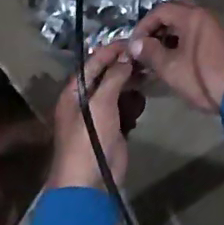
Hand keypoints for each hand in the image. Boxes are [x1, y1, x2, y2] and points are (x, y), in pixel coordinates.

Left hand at [47, 41, 144, 191]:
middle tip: (146, 56)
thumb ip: (114, 77)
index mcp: (74, 92)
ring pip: (118, 91)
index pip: (93, 63)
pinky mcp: (113, 128)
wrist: (88, 183)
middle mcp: (85, 100)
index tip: (133, 41)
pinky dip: (134, 101)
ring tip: (149, 73)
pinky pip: (125, 107)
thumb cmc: (88, 140)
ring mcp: (99, 115)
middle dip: (125, 65)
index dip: (111, 50)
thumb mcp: (100, 104)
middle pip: (106, 75)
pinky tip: (145, 96)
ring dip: (132, 82)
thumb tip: (126, 56)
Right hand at [129, 0, 223, 115]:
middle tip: (145, 43)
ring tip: (156, 51)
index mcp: (193, 17)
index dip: (144, 25)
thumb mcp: (171, 68)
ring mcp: (215, 25)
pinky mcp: (220, 38)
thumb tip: (135, 43)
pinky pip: (196, 29)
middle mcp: (205, 15)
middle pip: (175, 10)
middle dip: (157, 25)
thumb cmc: (201, 78)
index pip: (161, 10)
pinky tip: (174, 54)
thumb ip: (151, 52)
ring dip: (170, 31)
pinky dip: (182, 36)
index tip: (134, 43)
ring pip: (187, 19)